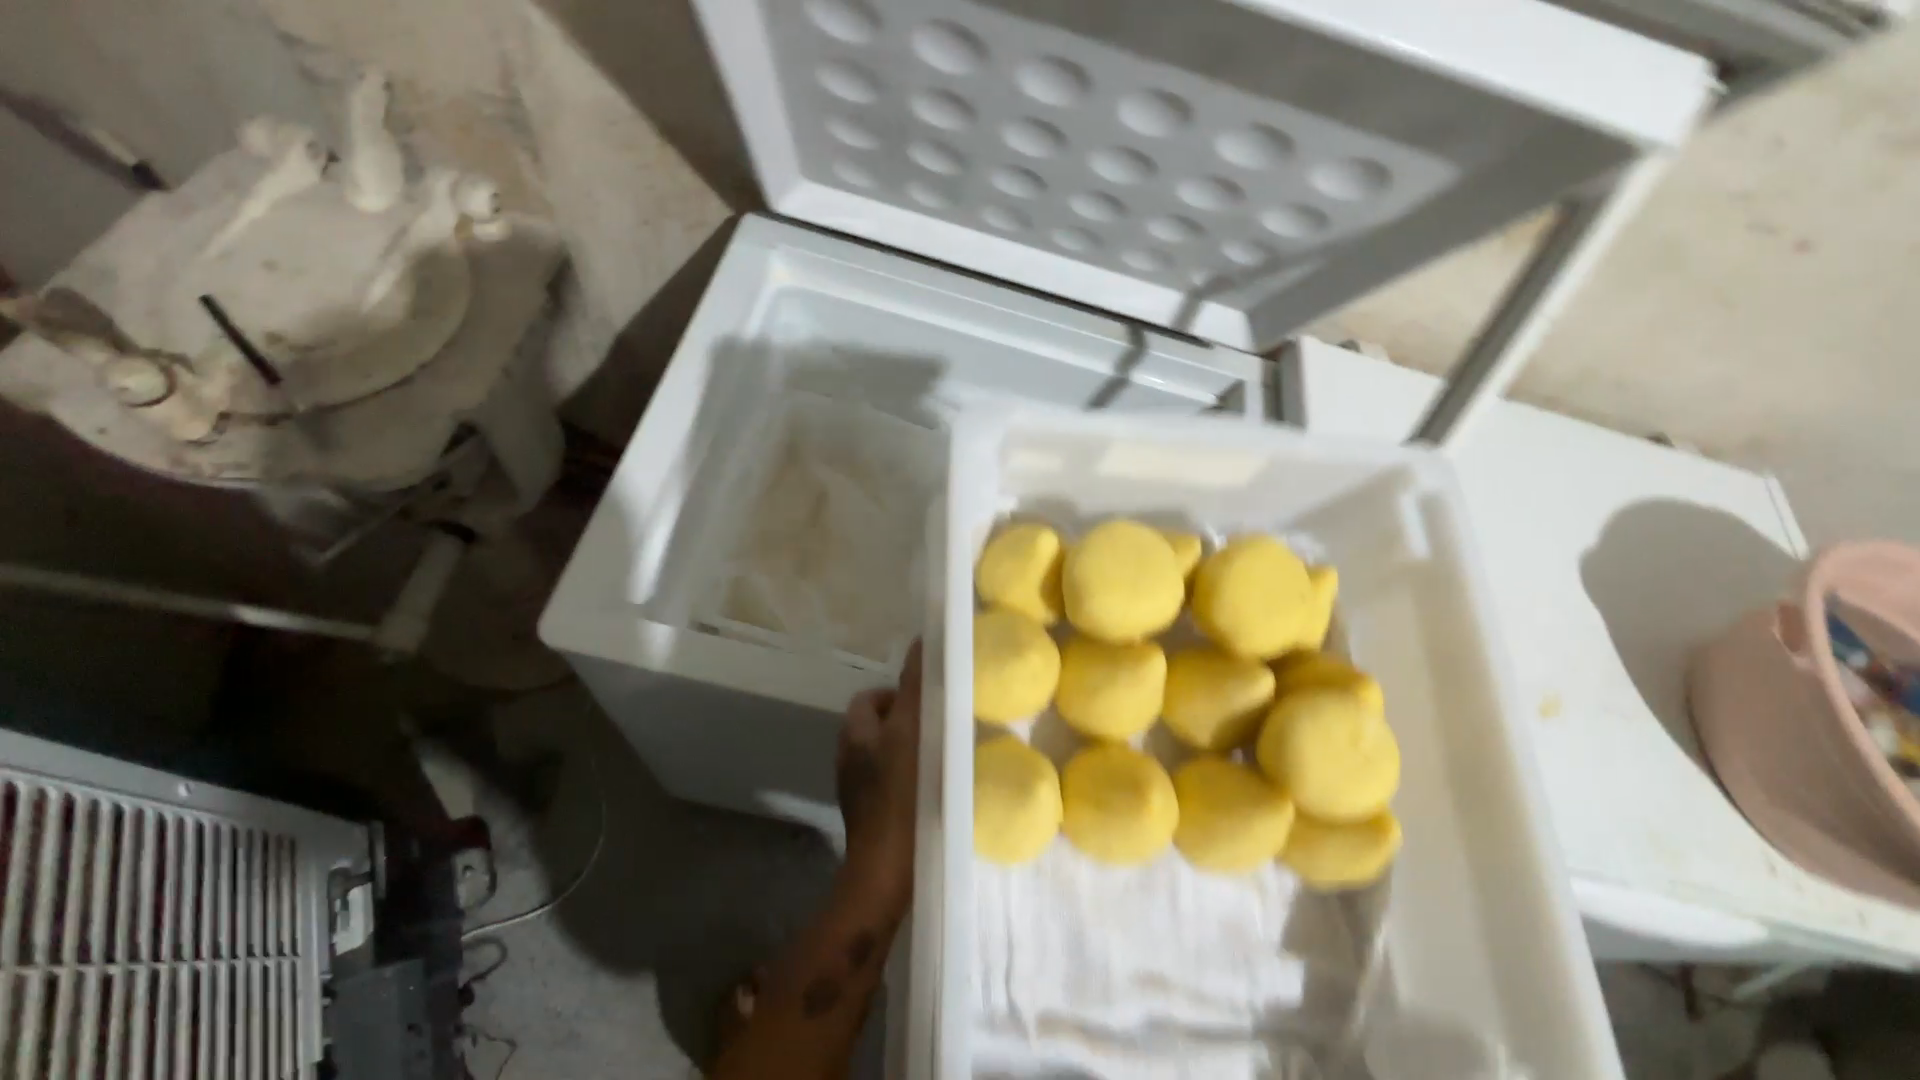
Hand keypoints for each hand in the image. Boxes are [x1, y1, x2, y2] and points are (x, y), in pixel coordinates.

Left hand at [837, 640, 922, 905]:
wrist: (886, 872)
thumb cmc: (899, 796)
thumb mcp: (911, 733)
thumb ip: (916, 688)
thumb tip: (923, 641)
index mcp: (854, 734)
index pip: (871, 698)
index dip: (898, 694)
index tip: (930, 703)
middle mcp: (849, 758)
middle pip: (878, 726)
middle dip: (907, 723)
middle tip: (940, 731)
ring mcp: (857, 791)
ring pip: (885, 756)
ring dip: (909, 752)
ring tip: (941, 759)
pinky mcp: (871, 817)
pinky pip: (890, 784)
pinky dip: (908, 780)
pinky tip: (932, 791)